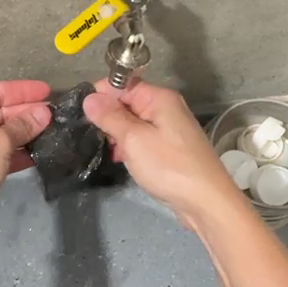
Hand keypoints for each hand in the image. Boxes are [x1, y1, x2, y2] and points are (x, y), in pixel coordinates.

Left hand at [0, 80, 52, 241]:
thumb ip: (23, 125)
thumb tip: (45, 112)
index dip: (23, 90)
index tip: (48, 92)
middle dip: (26, 112)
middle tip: (55, 114)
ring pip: (2, 134)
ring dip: (25, 133)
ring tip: (52, 131)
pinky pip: (1, 153)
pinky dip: (19, 152)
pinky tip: (40, 153)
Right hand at [83, 79, 242, 229]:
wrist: (206, 202)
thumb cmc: (169, 167)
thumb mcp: (133, 140)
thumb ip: (110, 117)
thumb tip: (89, 98)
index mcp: (159, 98)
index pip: (122, 84)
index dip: (100, 96)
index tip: (81, 114)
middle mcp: (165, 108)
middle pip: (127, 102)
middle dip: (107, 117)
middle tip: (93, 137)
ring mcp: (168, 129)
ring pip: (132, 123)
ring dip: (117, 134)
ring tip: (107, 150)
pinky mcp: (168, 148)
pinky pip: (141, 139)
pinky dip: (129, 147)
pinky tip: (121, 160)